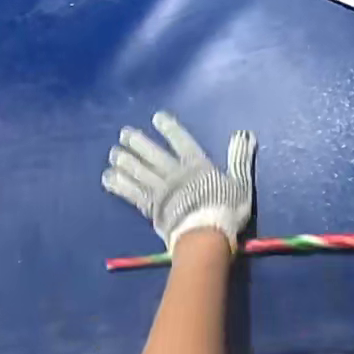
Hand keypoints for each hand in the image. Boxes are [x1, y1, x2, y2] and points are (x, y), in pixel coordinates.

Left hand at [103, 111, 255, 250]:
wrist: (206, 235)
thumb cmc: (227, 211)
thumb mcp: (241, 183)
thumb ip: (240, 158)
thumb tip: (245, 133)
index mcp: (197, 166)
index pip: (182, 141)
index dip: (169, 129)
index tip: (157, 118)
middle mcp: (175, 174)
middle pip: (152, 154)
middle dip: (138, 143)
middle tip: (124, 134)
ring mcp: (160, 190)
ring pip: (138, 171)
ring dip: (125, 161)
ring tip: (113, 153)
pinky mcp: (150, 207)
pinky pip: (131, 193)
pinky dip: (119, 185)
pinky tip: (108, 178)